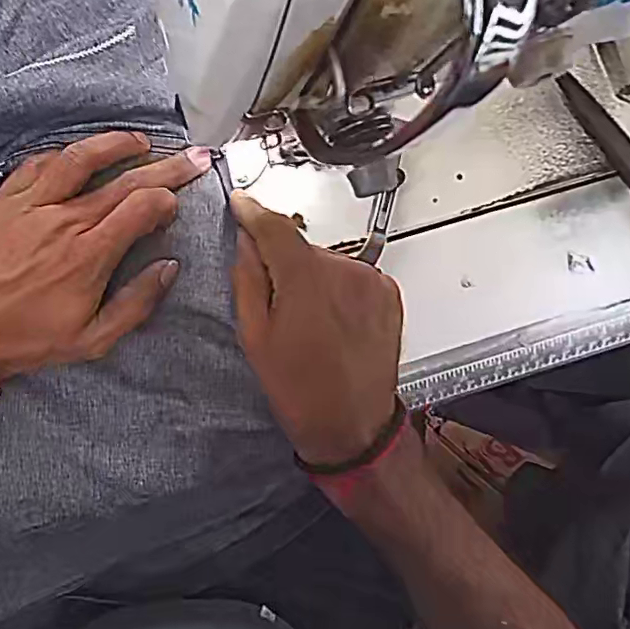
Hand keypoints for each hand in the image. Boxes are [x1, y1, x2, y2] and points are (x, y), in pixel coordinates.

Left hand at [0, 132, 213, 428]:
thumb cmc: (26, 339)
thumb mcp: (92, 340)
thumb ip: (137, 303)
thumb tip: (169, 268)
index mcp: (89, 255)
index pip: (143, 206)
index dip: (168, 197)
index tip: (175, 203)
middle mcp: (64, 221)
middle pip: (126, 179)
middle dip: (166, 165)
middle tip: (191, 156)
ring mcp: (32, 205)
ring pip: (81, 157)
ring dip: (115, 144)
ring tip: (139, 141)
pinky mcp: (5, 200)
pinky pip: (39, 163)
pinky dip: (65, 153)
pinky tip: (79, 154)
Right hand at [230, 191, 403, 464]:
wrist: (351, 424)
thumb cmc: (302, 390)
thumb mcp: (254, 335)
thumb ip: (247, 279)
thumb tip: (245, 244)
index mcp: (305, 280)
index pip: (274, 226)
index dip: (253, 212)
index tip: (241, 204)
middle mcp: (343, 272)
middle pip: (300, 246)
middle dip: (283, 263)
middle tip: (276, 304)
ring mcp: (370, 282)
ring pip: (326, 260)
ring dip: (312, 277)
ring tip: (308, 322)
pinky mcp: (388, 293)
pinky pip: (351, 275)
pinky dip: (336, 287)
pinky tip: (330, 321)